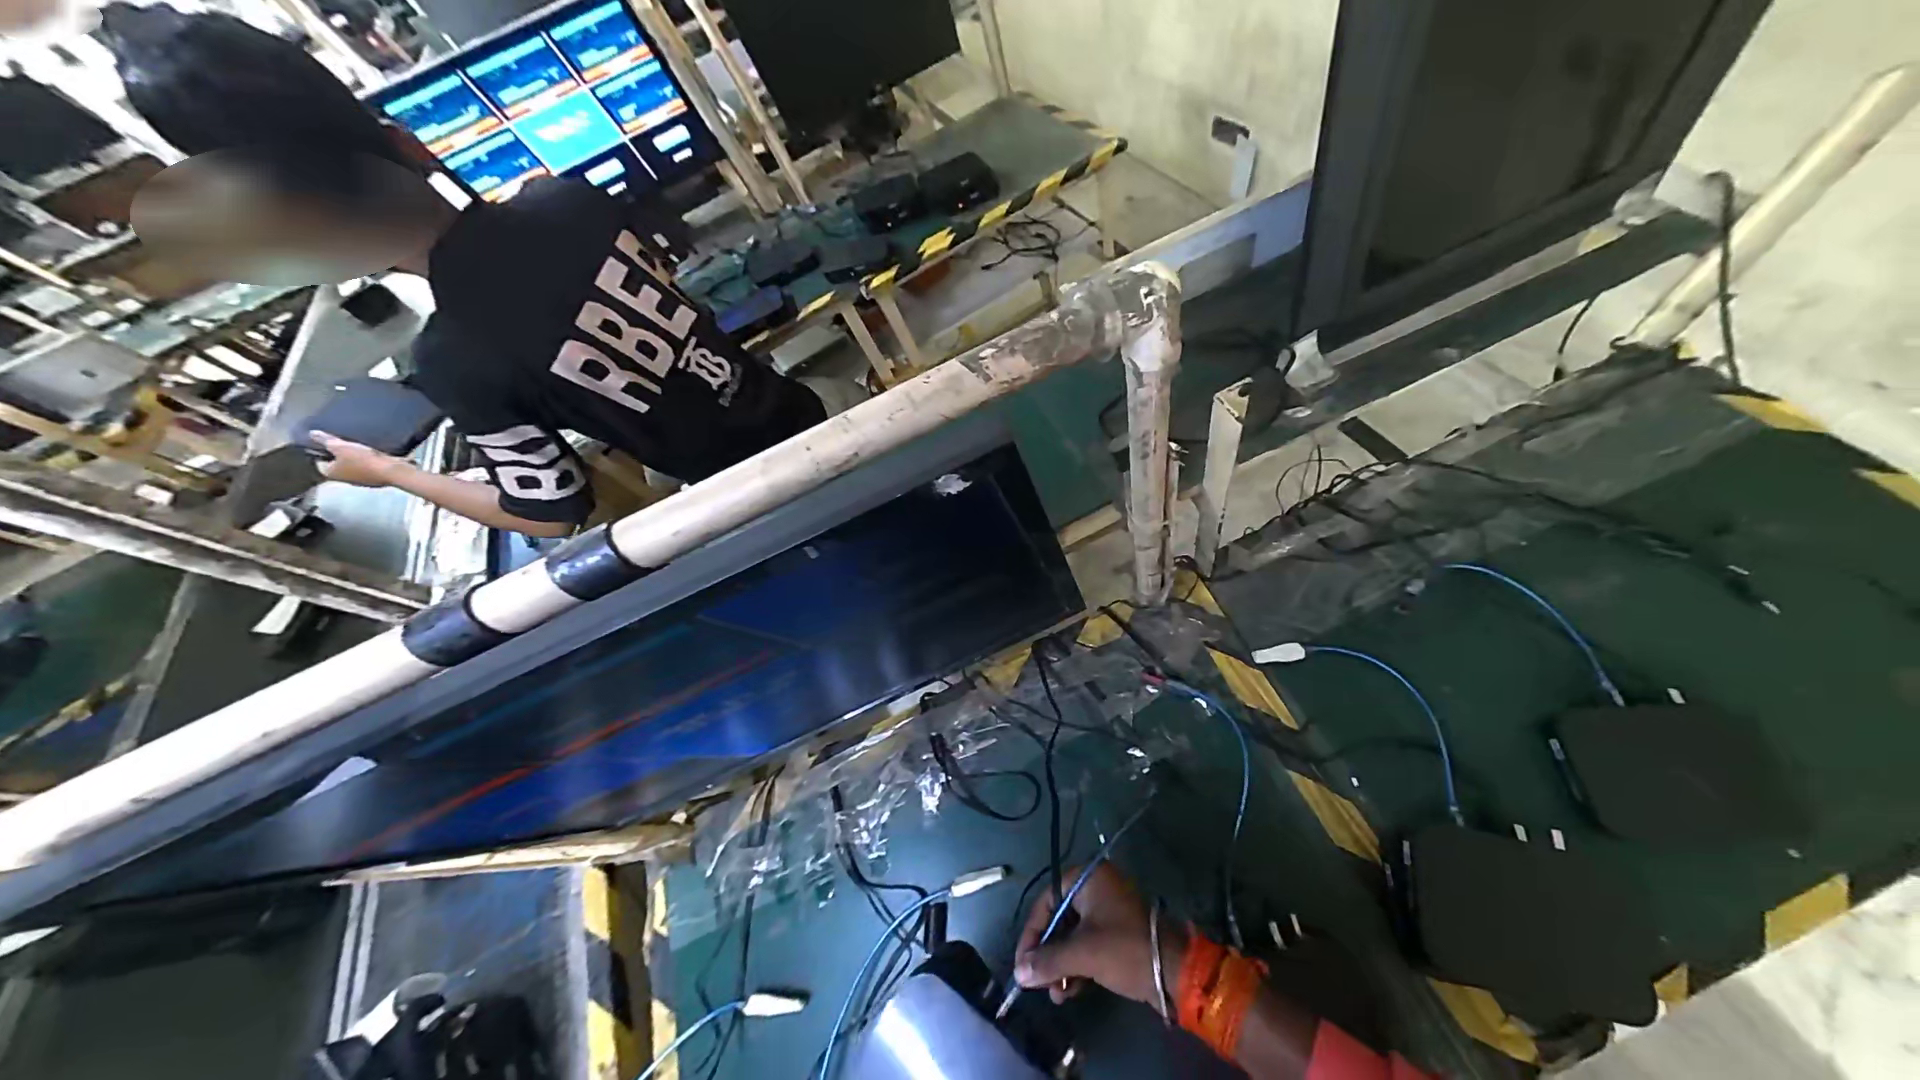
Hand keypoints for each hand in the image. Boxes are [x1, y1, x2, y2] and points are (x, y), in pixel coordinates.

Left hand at [312, 432, 405, 487]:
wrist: (394, 472)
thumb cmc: (363, 460)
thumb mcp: (341, 446)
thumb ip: (326, 440)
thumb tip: (311, 434)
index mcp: (330, 473)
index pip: (320, 461)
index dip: (324, 451)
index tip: (331, 443)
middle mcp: (344, 480)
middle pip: (338, 465)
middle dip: (341, 456)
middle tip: (348, 444)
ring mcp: (362, 481)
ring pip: (354, 468)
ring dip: (357, 460)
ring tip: (363, 448)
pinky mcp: (377, 480)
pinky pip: (369, 469)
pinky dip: (371, 463)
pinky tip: (376, 456)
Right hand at [1014, 864, 1183, 1006]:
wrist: (1178, 972)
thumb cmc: (1125, 949)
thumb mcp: (1083, 954)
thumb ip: (1047, 960)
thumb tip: (1019, 973)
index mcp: (1088, 878)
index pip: (1046, 901)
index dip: (1032, 933)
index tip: (1023, 963)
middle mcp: (1097, 887)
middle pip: (1059, 919)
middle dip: (1048, 953)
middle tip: (1038, 981)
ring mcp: (1110, 910)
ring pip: (1073, 935)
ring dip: (1061, 964)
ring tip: (1056, 994)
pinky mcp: (1120, 933)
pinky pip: (1089, 944)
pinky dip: (1077, 965)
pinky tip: (1070, 991)